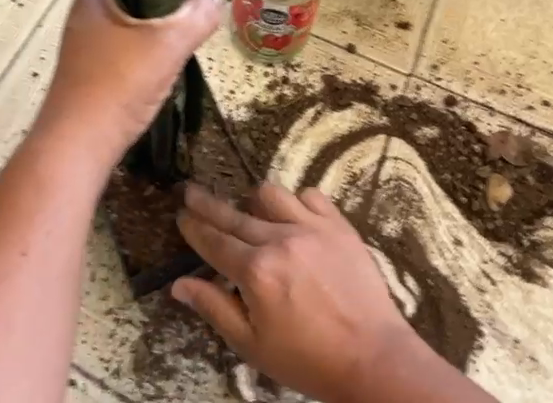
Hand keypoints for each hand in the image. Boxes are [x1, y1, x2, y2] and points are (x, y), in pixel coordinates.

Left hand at [32, 0, 221, 164]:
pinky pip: (126, 50)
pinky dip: (145, 57)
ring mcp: (85, 40)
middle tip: (194, 24)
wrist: (78, 144)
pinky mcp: (88, 67)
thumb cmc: (119, 85)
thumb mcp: (168, 46)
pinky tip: (161, 71)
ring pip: (135, 26)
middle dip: (169, 11)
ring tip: (181, 48)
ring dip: (159, 37)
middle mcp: (85, 9)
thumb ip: (196, 17)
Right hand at [172, 183, 435, 402]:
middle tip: (190, 191)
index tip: (181, 214)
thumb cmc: (309, 360)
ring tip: (251, 212)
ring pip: (270, 194)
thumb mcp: (252, 346)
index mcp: (255, 272)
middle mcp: (279, 240)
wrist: (374, 359)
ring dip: (254, 201)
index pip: (213, 240)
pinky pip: (310, 196)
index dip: (193, 226)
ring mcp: (311, 228)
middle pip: (233, 214)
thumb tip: (178, 285)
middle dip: (206, 203)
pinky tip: (295, 217)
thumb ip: (214, 308)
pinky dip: (297, 202)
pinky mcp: (339, 226)